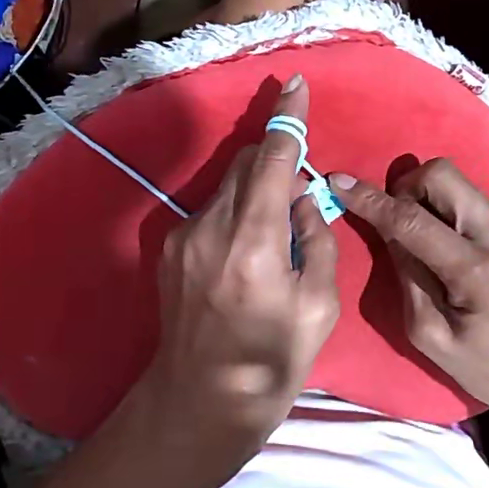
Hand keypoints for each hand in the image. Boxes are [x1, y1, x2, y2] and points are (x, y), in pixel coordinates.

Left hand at [110, 75, 340, 487]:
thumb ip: (314, 239)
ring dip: (255, 190)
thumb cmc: (271, 363)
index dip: (287, 120)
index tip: (294, 85)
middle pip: (244, 164)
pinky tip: (246, 256)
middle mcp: (211, 228)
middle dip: (274, 163)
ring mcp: (184, 236)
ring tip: (272, 238)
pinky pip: (213, 209)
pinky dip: (236, 212)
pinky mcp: (170, 247)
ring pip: (227, 185)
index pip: (272, 160)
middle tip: (298, 199)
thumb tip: (301, 199)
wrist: (199, 402)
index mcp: (253, 243)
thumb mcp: (318, 308)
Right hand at [328, 159, 488, 434]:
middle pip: (443, 176)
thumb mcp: (425, 331)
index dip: (372, 201)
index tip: (339, 182)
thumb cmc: (480, 365)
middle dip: (407, 187)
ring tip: (423, 233)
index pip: (414, 222)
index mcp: (481, 276)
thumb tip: (385, 221)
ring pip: (459, 180)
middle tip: (396, 218)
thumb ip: (404, 269)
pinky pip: (475, 197)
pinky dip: (451, 209)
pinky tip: (453, 242)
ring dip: (429, 197)